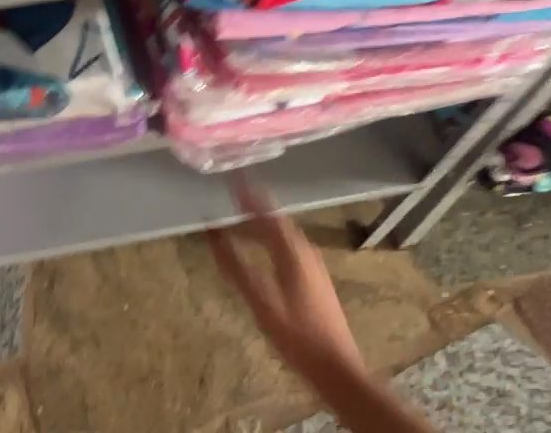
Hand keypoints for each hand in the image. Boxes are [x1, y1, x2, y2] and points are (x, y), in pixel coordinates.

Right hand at [206, 177, 361, 373]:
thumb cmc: (297, 336)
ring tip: (240, 226)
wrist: (337, 370)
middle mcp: (306, 251)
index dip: (249, 196)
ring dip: (262, 227)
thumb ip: (235, 266)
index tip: (232, 180)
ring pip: (284, 235)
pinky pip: (289, 248)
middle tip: (230, 204)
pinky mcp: (316, 280)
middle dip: (253, 210)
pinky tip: (261, 254)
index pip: (267, 212)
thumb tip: (212, 233)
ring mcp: (314, 266)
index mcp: (293, 251)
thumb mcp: (260, 301)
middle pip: (277, 222)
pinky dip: (271, 241)